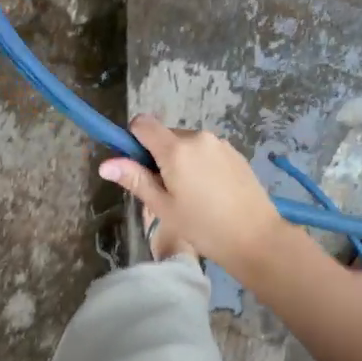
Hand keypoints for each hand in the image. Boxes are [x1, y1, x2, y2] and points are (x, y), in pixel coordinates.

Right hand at [100, 115, 288, 273]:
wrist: (256, 237)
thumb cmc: (203, 226)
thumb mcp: (163, 207)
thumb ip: (135, 179)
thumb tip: (105, 164)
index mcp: (176, 148)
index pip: (142, 123)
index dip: (133, 140)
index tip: (138, 167)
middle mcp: (197, 136)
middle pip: (165, 135)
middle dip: (159, 156)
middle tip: (166, 192)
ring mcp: (219, 142)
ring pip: (186, 143)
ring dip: (180, 160)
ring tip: (191, 196)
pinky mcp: (234, 152)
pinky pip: (206, 150)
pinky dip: (200, 163)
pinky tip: (210, 192)